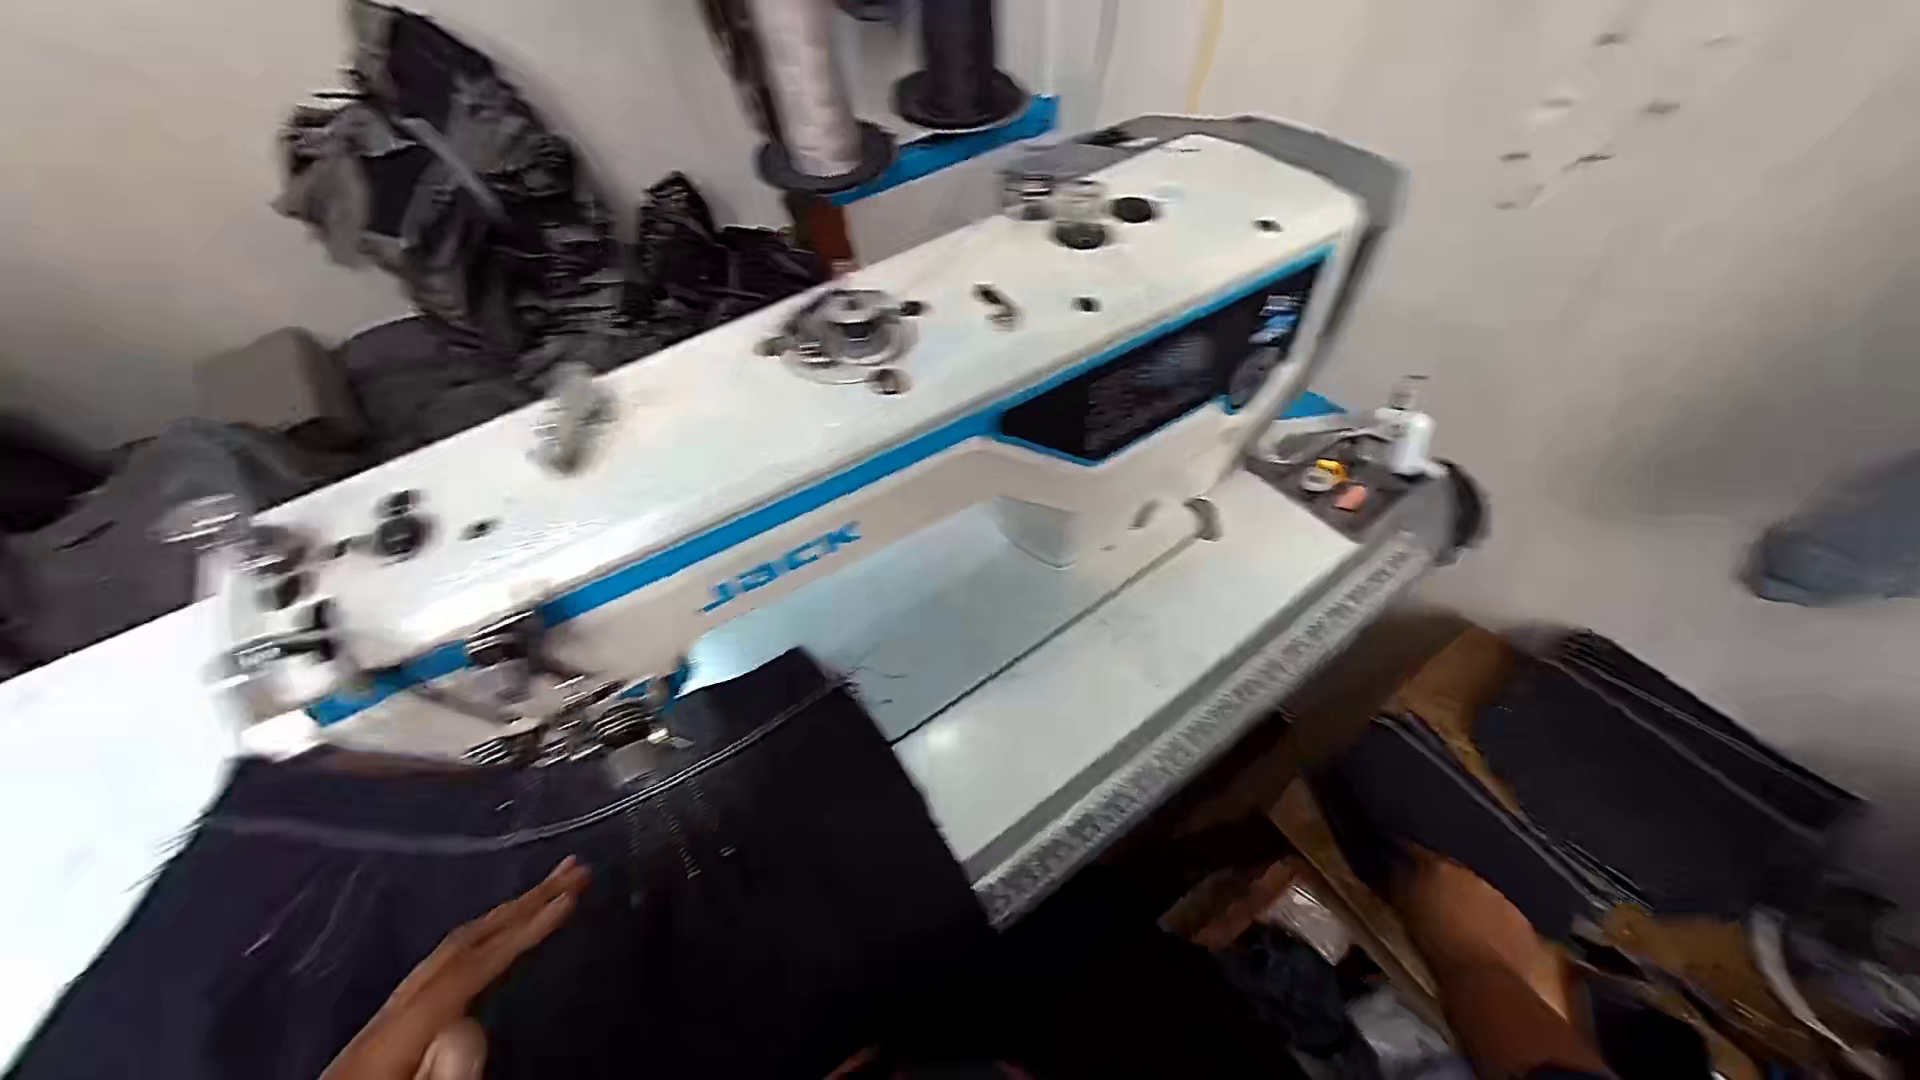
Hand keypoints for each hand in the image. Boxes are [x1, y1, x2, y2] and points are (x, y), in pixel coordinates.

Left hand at [321, 856, 590, 1079]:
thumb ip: (445, 1076)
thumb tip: (469, 1021)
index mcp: (388, 1041)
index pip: (469, 968)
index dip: (525, 929)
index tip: (574, 896)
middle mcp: (384, 1021)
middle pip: (460, 947)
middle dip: (524, 902)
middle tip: (577, 868)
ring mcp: (383, 1029)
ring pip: (452, 952)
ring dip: (510, 912)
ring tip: (556, 883)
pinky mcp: (391, 1041)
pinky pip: (448, 970)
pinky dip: (491, 937)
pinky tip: (512, 931)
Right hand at [1393, 848, 1564, 1013]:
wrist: (1485, 981)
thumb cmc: (1437, 943)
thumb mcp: (1405, 908)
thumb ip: (1398, 880)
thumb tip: (1392, 864)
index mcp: (1439, 866)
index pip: (1416, 850)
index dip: (1404, 851)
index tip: (1394, 853)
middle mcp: (1472, 875)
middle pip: (1451, 870)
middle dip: (1440, 878)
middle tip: (1428, 892)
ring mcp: (1501, 899)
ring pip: (1478, 891)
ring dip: (1467, 898)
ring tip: (1456, 917)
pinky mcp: (1523, 924)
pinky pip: (1502, 914)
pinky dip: (1491, 920)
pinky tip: (1483, 935)